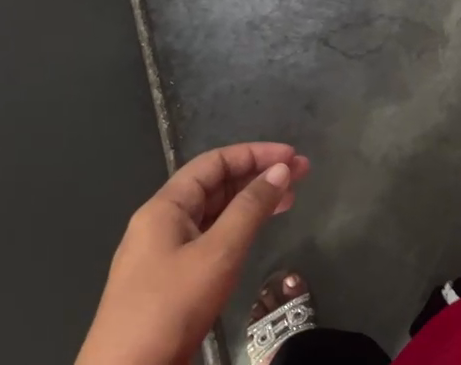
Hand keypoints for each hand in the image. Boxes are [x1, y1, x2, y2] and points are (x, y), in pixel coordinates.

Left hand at [75, 143, 311, 364]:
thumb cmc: (170, 306)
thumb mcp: (218, 252)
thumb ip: (251, 207)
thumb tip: (281, 169)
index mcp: (164, 209)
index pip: (214, 163)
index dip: (255, 153)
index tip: (292, 157)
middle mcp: (160, 225)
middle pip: (214, 185)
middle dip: (258, 175)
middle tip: (300, 176)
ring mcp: (161, 254)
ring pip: (212, 213)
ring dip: (251, 202)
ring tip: (289, 201)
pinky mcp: (168, 281)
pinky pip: (208, 238)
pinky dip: (237, 228)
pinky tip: (256, 234)